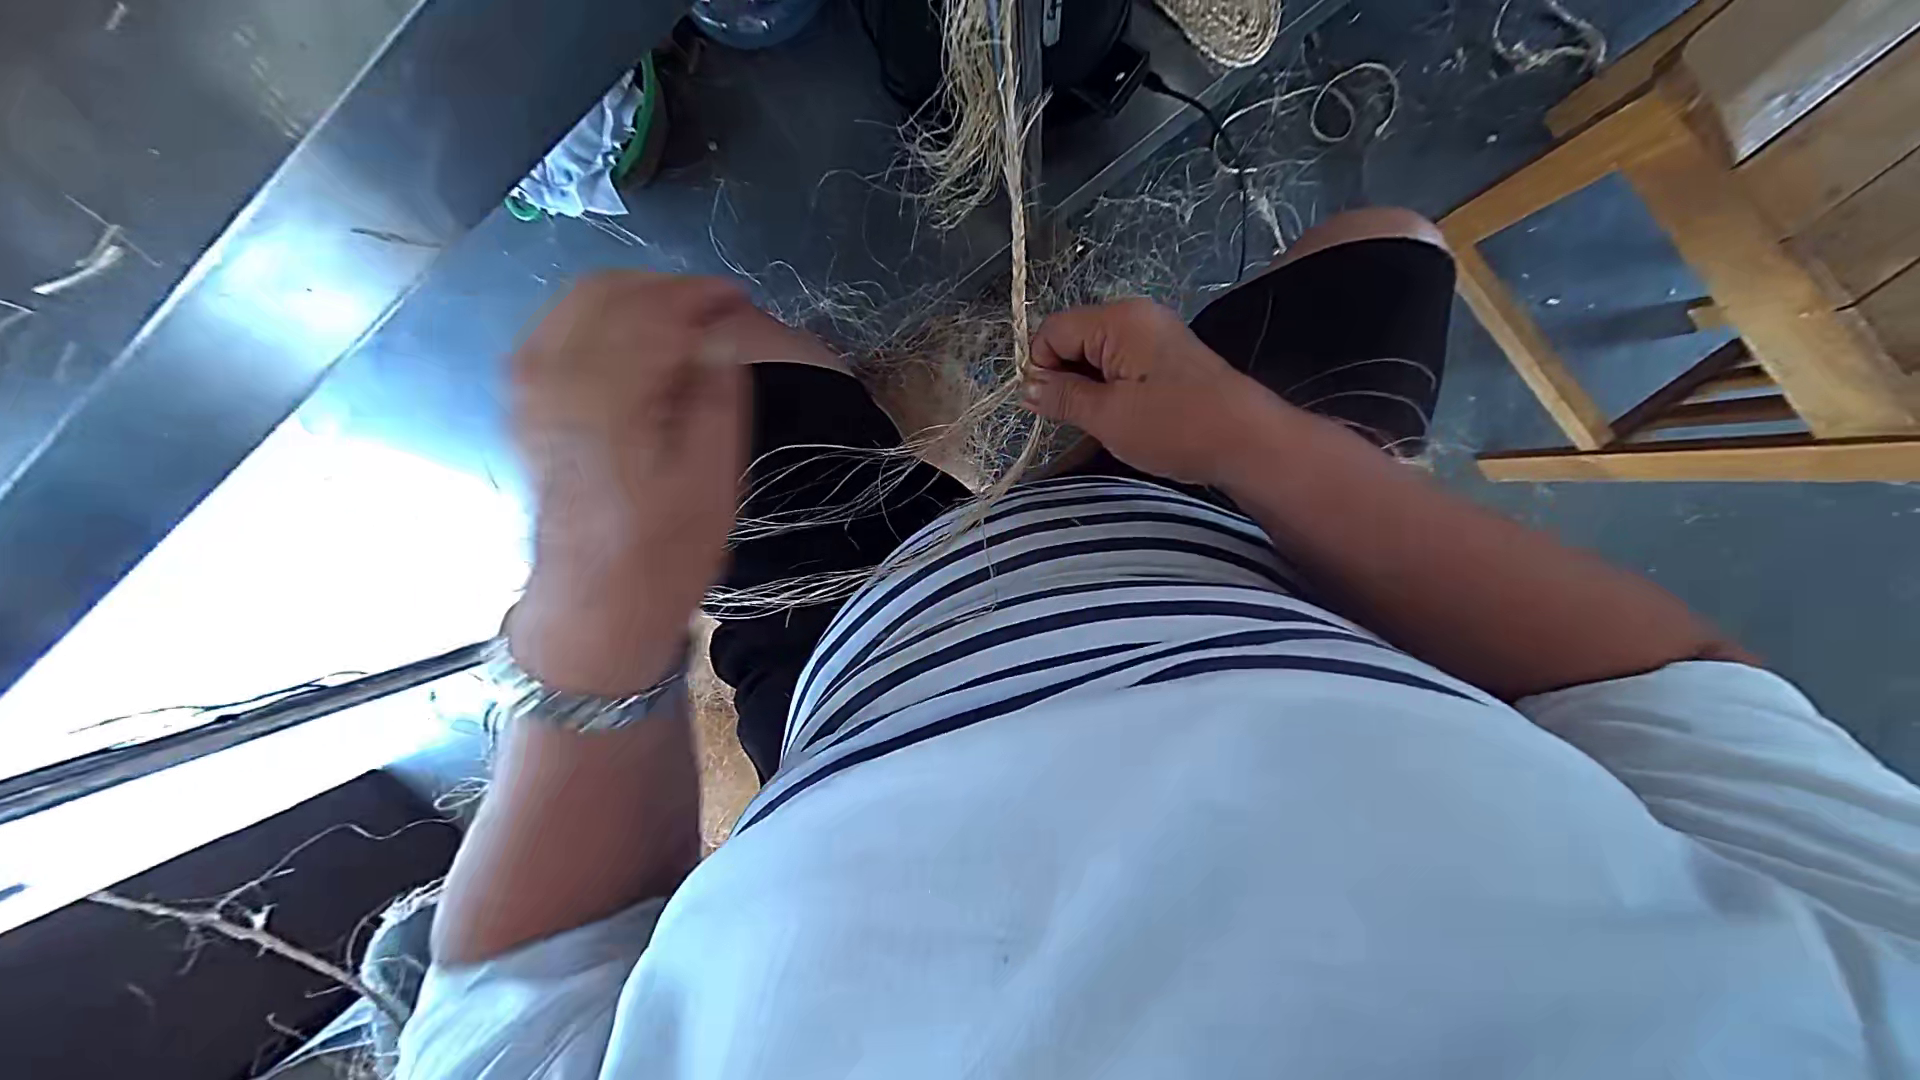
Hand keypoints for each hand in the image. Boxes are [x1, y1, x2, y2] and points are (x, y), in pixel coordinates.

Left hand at [508, 272, 750, 694]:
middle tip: (718, 308)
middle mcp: (554, 380)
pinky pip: (558, 329)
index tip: (741, 299)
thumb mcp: (711, 481)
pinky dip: (602, 317)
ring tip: (685, 320)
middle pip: (607, 291)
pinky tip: (636, 340)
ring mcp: (529, 389)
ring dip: (636, 297)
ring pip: (577, 303)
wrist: (594, 604)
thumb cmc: (664, 553)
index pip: (654, 313)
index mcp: (607, 400)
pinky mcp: (525, 404)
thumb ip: (714, 398)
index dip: (702, 296)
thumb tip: (719, 338)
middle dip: (668, 288)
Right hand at [1020, 298, 1295, 485]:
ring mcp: (1154, 336)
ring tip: (1100, 421)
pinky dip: (1109, 389)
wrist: (1247, 442)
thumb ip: (1062, 396)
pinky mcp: (1166, 358)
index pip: (1053, 330)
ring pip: (1096, 355)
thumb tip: (1027, 387)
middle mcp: (1136, 316)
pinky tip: (1120, 416)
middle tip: (1076, 418)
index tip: (1049, 406)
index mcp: (1118, 319)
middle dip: (1064, 377)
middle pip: (1074, 338)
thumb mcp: (1107, 416)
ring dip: (1087, 387)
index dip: (1041, 367)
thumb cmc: (1174, 426)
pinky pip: (1120, 365)